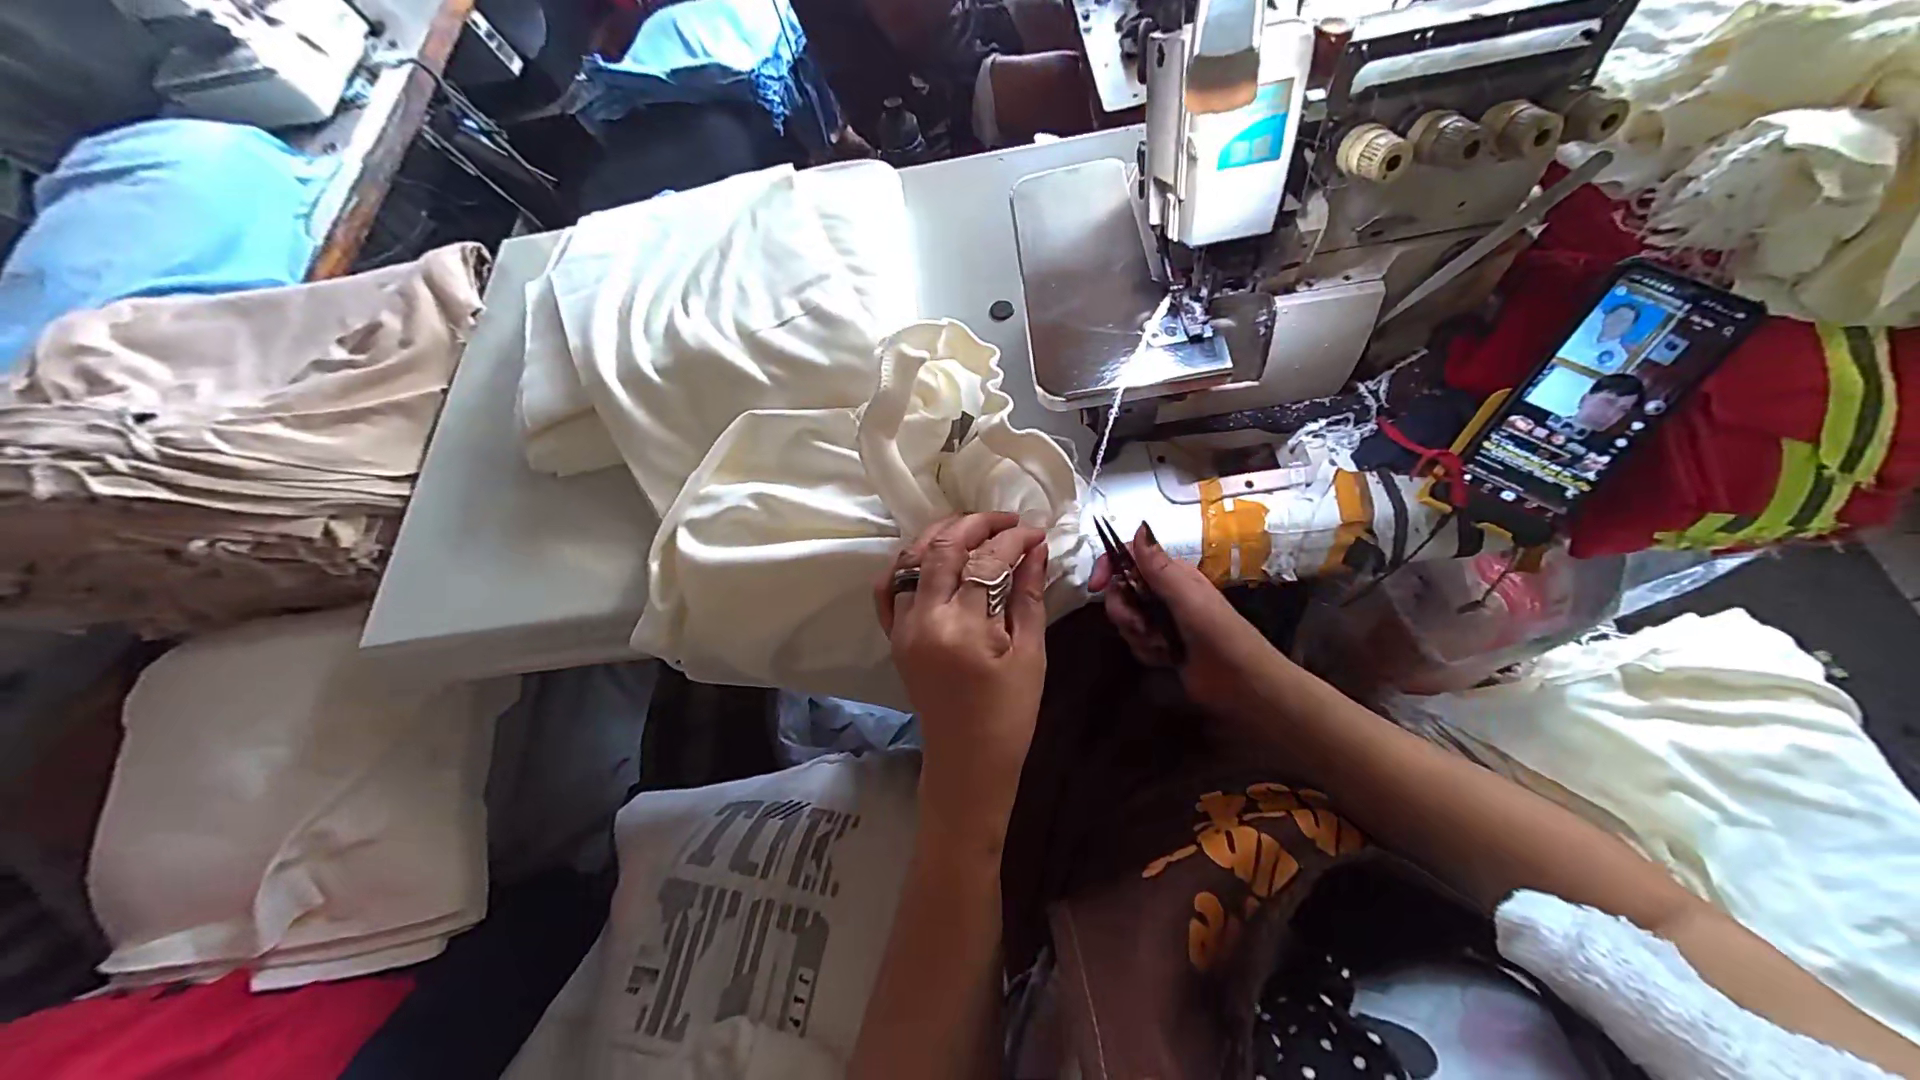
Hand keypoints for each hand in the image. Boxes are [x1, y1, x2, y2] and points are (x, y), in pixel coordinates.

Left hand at [874, 513, 1049, 841]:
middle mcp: (923, 619)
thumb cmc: (1009, 715)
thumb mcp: (1030, 654)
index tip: (1036, 532)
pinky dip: (907, 563)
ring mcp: (902, 627)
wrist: (967, 761)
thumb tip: (1036, 549)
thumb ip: (1029, 595)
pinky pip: (888, 587)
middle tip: (1007, 521)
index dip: (1014, 540)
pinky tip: (932, 556)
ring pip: (911, 558)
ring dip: (943, 535)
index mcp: (962, 629)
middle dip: (977, 524)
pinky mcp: (893, 636)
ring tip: (975, 530)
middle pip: (943, 548)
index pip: (987, 562)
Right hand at [1089, 523, 1295, 724]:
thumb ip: (1159, 566)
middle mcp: (1164, 593)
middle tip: (1141, 626)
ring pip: (1125, 620)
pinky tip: (1166, 659)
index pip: (1129, 557)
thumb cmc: (1218, 633)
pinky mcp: (1161, 645)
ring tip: (1163, 646)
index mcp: (1172, 574)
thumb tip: (1139, 526)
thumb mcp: (1187, 597)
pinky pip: (1135, 643)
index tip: (1096, 587)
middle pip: (1120, 591)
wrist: (1241, 683)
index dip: (1108, 567)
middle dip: (1124, 611)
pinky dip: (1146, 652)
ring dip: (1138, 635)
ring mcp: (1162, 620)